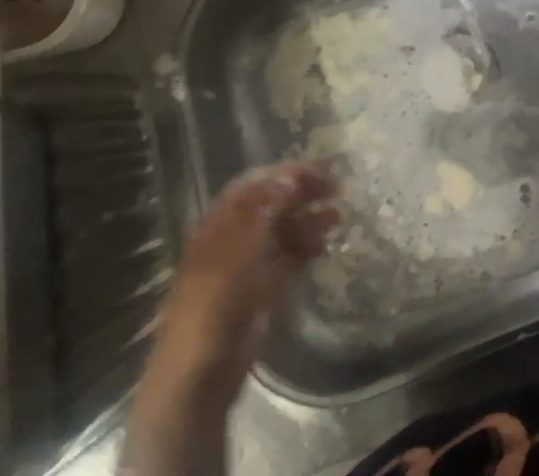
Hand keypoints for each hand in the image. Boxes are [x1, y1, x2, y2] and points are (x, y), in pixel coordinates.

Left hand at [125, 162, 336, 473]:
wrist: (200, 370)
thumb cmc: (213, 304)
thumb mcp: (238, 251)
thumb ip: (264, 213)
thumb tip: (289, 177)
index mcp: (219, 225)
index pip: (253, 186)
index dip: (283, 174)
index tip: (318, 168)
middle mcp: (234, 239)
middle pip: (270, 206)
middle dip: (300, 194)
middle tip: (336, 187)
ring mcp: (249, 265)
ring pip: (282, 233)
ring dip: (308, 220)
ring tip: (338, 214)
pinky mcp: (263, 291)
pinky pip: (287, 260)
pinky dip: (305, 249)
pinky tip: (325, 243)